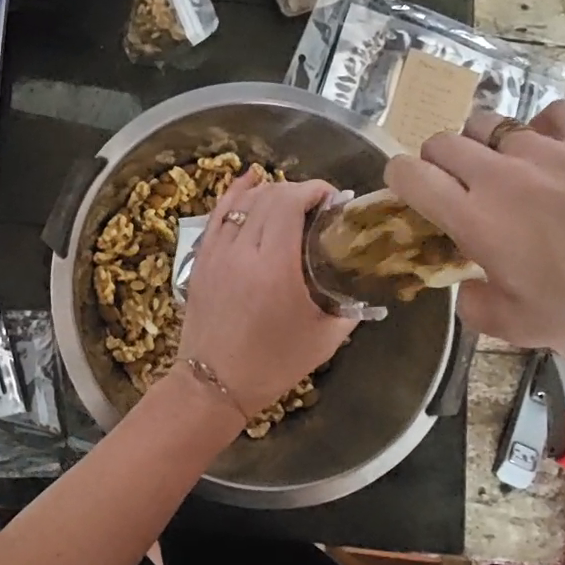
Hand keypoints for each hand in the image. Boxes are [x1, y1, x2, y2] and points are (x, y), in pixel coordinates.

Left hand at [178, 170, 358, 416]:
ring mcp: (216, 252)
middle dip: (297, 191)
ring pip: (241, 201)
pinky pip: (216, 215)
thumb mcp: (325, 337)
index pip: (289, 203)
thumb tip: (364, 281)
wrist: (213, 383)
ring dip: (269, 192)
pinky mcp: (200, 259)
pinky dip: (233, 194)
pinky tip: (248, 181)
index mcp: (274, 266)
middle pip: (268, 197)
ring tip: (290, 199)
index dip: (313, 190)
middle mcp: (241, 251)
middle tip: (318, 206)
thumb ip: (349, 305)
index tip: (334, 200)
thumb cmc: (273, 364)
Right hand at [384, 102, 564, 364]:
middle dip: (439, 164)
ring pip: (490, 124)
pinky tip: (560, 155)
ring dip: (487, 146)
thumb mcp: (522, 329)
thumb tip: (467, 285)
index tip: (413, 199)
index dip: (399, 182)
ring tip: (511, 173)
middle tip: (462, 193)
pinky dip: (544, 131)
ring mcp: (548, 147)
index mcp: (474, 216)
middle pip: (441, 141)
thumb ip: (474, 305)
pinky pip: (549, 115)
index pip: (406, 173)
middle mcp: (500, 172)